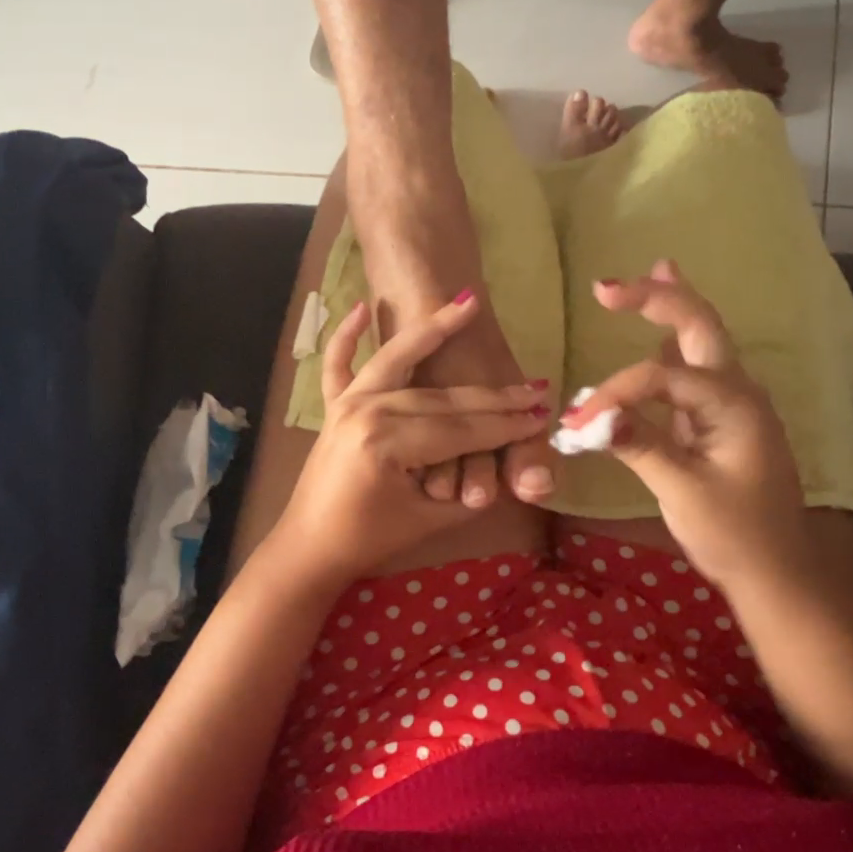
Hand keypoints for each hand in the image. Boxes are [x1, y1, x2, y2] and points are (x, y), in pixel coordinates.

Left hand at [278, 292, 552, 579]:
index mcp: (386, 444)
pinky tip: (362, 307)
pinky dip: (345, 335)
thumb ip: (469, 490)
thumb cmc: (368, 541)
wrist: (310, 548)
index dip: (505, 427)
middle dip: (491, 395)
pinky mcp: (332, 407)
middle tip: (534, 387)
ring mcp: (346, 404)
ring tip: (468, 304)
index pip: (460, 431)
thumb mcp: (426, 520)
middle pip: (440, 399)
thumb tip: (510, 471)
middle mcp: (366, 412)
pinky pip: (338, 364)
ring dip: (433, 332)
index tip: (542, 416)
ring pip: (396, 361)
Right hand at [564, 260, 817, 593]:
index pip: (660, 376)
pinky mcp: (722, 424)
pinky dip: (675, 348)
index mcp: (733, 404)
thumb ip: (639, 446)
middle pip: (700, 327)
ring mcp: (733, 406)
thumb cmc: (734, 534)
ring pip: (703, 343)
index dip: (614, 391)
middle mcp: (738, 392)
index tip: (577, 421)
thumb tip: (590, 418)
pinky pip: (695, 373)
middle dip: (657, 299)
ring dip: (675, 310)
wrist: (777, 572)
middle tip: (607, 287)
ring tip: (655, 272)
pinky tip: (662, 339)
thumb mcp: (682, 491)